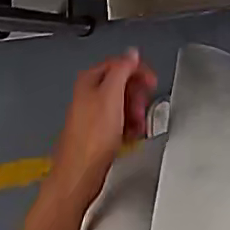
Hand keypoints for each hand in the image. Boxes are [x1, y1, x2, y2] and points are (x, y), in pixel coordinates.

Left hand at [48, 49, 156, 200]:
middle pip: (121, 83)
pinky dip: (128, 125)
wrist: (79, 176)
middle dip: (136, 95)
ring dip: (134, 111)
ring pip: (121, 103)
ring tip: (137, 123)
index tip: (150, 80)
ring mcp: (92, 114)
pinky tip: (131, 134)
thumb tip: (131, 54)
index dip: (138, 70)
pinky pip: (118, 121)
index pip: (119, 63)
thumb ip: (123, 69)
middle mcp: (88, 94)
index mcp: (90, 79)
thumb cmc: (91, 140)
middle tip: (142, 105)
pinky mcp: (96, 132)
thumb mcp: (112, 95)